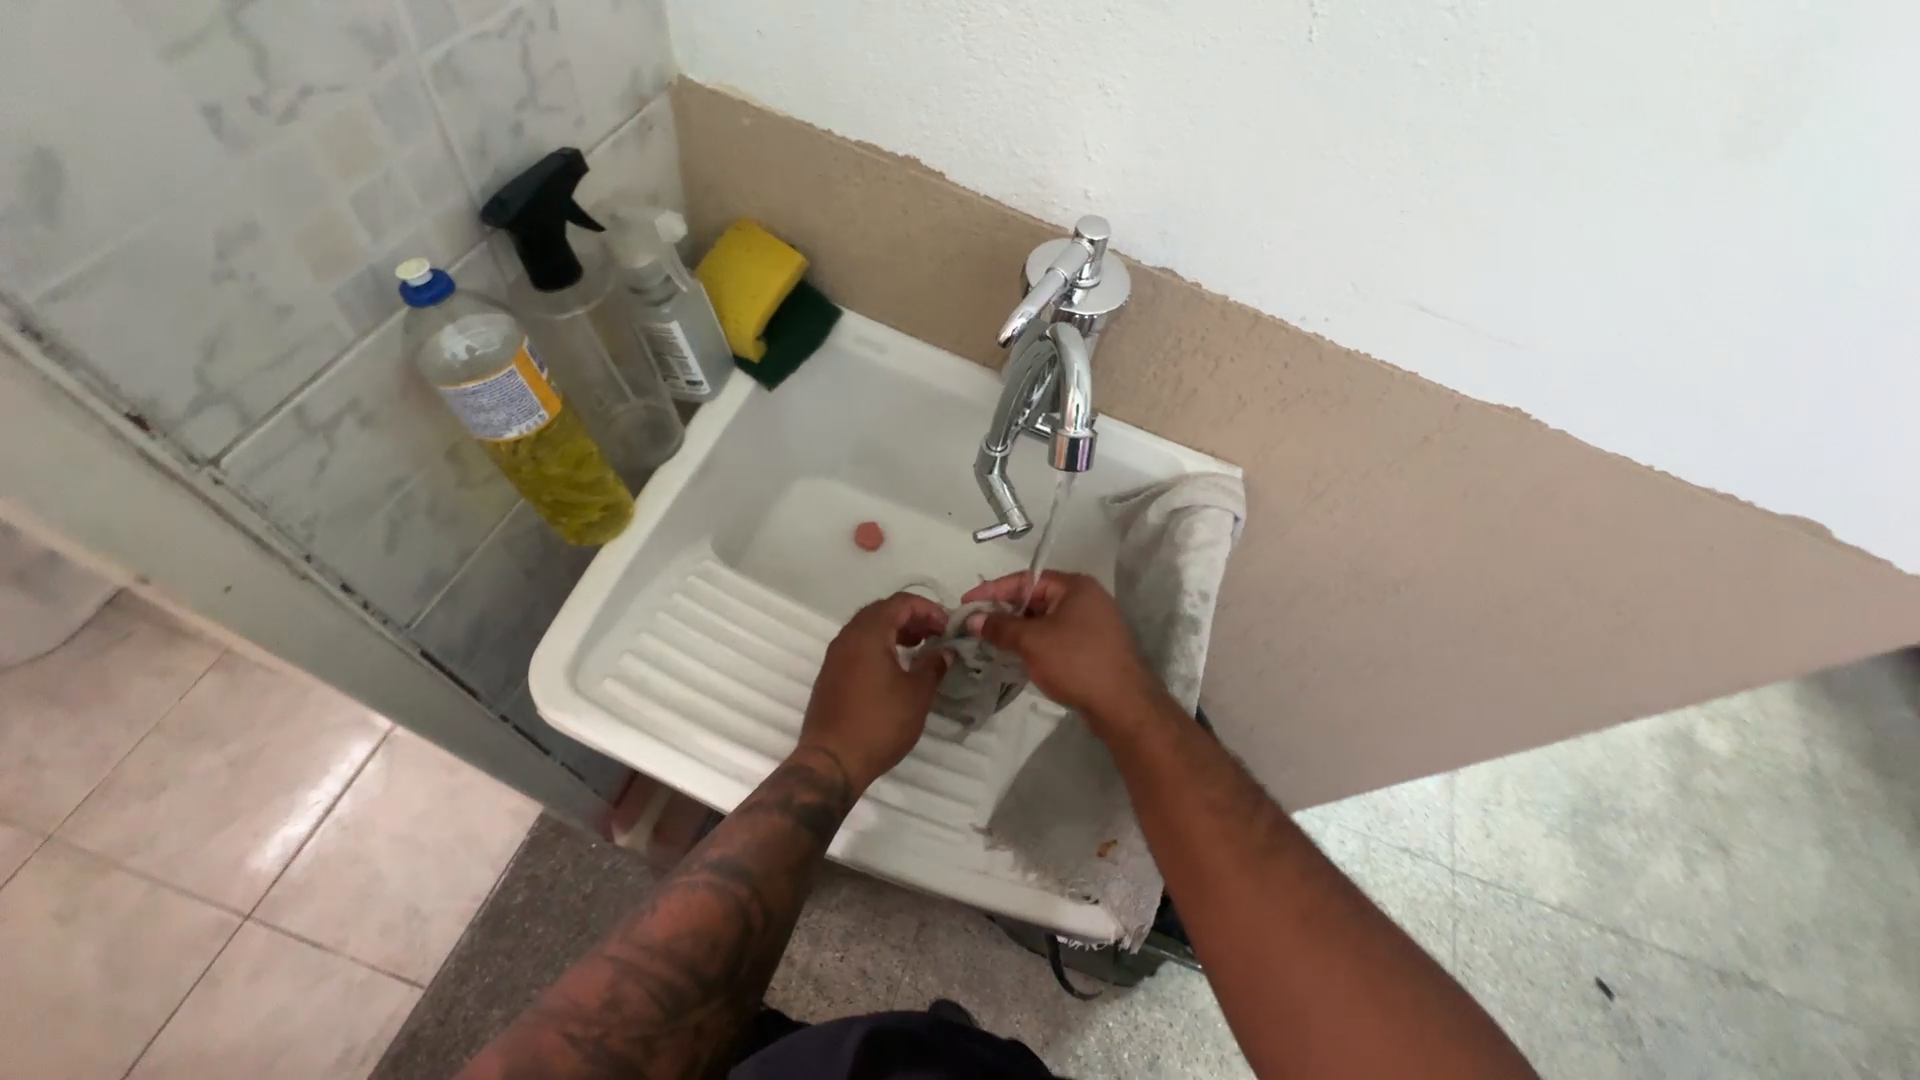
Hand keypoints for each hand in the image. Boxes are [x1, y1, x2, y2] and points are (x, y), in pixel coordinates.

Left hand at [798, 592, 949, 791]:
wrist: (832, 761)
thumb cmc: (879, 723)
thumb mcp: (917, 694)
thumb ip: (933, 666)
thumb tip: (944, 652)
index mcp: (868, 634)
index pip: (900, 603)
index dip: (928, 609)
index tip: (947, 626)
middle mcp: (847, 637)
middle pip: (881, 611)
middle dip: (911, 617)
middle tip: (935, 634)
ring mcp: (835, 656)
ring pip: (867, 629)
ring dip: (894, 631)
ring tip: (919, 647)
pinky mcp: (830, 675)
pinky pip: (857, 647)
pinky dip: (879, 646)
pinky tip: (895, 668)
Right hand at [961, 571, 1160, 726]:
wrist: (1122, 704)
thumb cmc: (1076, 662)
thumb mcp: (1032, 641)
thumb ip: (1000, 627)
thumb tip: (973, 619)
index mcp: (1075, 586)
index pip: (1026, 579)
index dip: (992, 590)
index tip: (966, 602)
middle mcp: (1086, 599)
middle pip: (1036, 599)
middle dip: (1004, 612)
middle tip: (975, 624)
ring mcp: (1092, 624)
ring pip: (1045, 620)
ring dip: (1018, 630)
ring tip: (989, 641)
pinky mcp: (1093, 648)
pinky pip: (1056, 637)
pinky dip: (1035, 643)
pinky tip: (1016, 656)